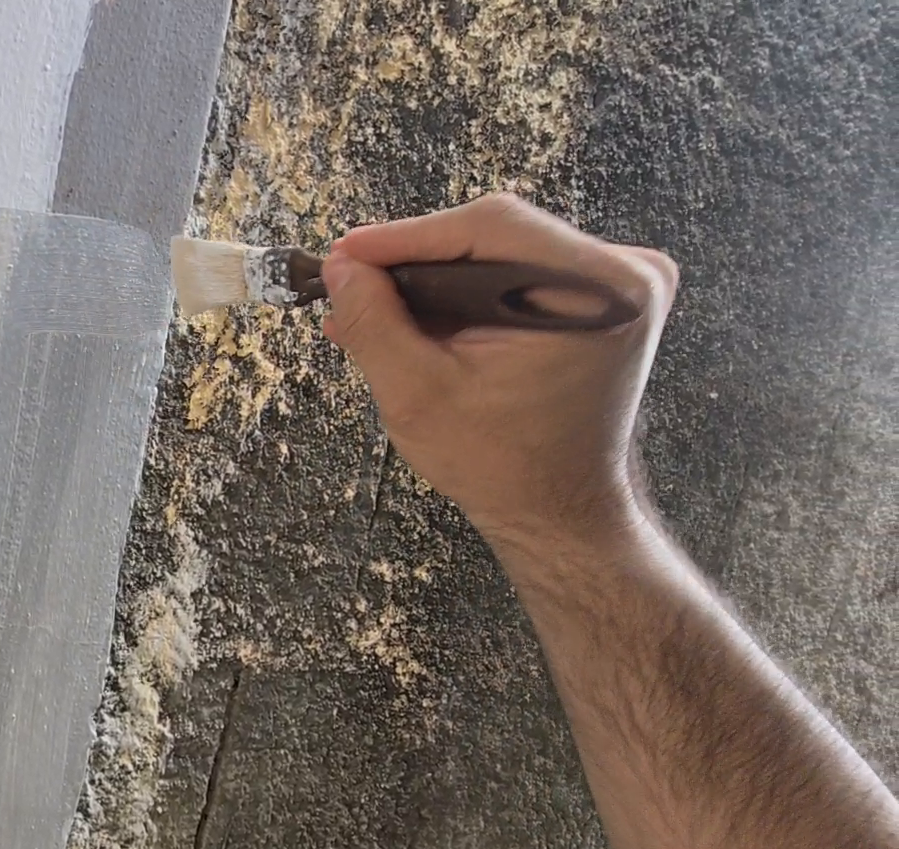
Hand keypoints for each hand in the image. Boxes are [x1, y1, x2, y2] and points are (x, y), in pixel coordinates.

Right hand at [320, 194, 678, 551]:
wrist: (552, 506)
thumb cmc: (493, 461)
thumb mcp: (415, 392)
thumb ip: (375, 323)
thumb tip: (340, 268)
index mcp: (595, 291)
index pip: (486, 228)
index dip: (404, 237)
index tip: (342, 252)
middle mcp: (623, 273)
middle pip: (493, 236)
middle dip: (411, 261)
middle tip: (346, 285)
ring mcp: (617, 285)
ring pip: (496, 255)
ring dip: (427, 280)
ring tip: (365, 308)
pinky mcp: (596, 302)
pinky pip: (511, 278)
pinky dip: (456, 295)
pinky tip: (409, 318)